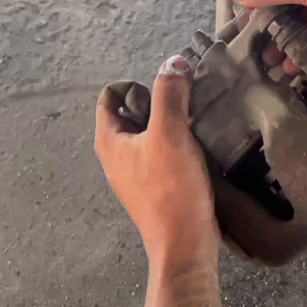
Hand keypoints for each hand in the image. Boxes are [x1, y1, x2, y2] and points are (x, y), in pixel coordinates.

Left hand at [94, 55, 217, 262]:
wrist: (185, 245)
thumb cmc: (171, 188)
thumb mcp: (171, 134)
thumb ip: (169, 95)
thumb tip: (173, 61)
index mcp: (108, 141)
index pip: (110, 95)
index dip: (136, 85)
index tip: (165, 91)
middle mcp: (115, 156)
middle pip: (132, 113)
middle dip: (157, 102)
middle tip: (185, 102)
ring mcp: (134, 174)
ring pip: (149, 134)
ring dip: (169, 124)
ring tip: (195, 122)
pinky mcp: (154, 188)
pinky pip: (161, 154)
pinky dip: (176, 145)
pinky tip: (197, 148)